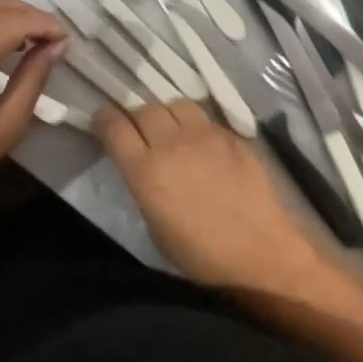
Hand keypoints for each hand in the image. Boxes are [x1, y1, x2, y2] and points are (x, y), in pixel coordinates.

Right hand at [98, 101, 328, 291]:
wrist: (260, 255)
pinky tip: (202, 145)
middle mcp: (171, 144)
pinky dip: (196, 126)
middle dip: (136, 117)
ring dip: (167, 115)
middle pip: (144, 108)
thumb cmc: (200, 257)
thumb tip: (141, 168)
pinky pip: (205, 118)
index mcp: (145, 171)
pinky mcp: (232, 136)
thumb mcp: (155, 227)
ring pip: (176, 104)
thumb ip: (143, 187)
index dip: (103, 120)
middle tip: (139, 132)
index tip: (102, 122)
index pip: (113, 126)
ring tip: (172, 131)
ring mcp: (205, 136)